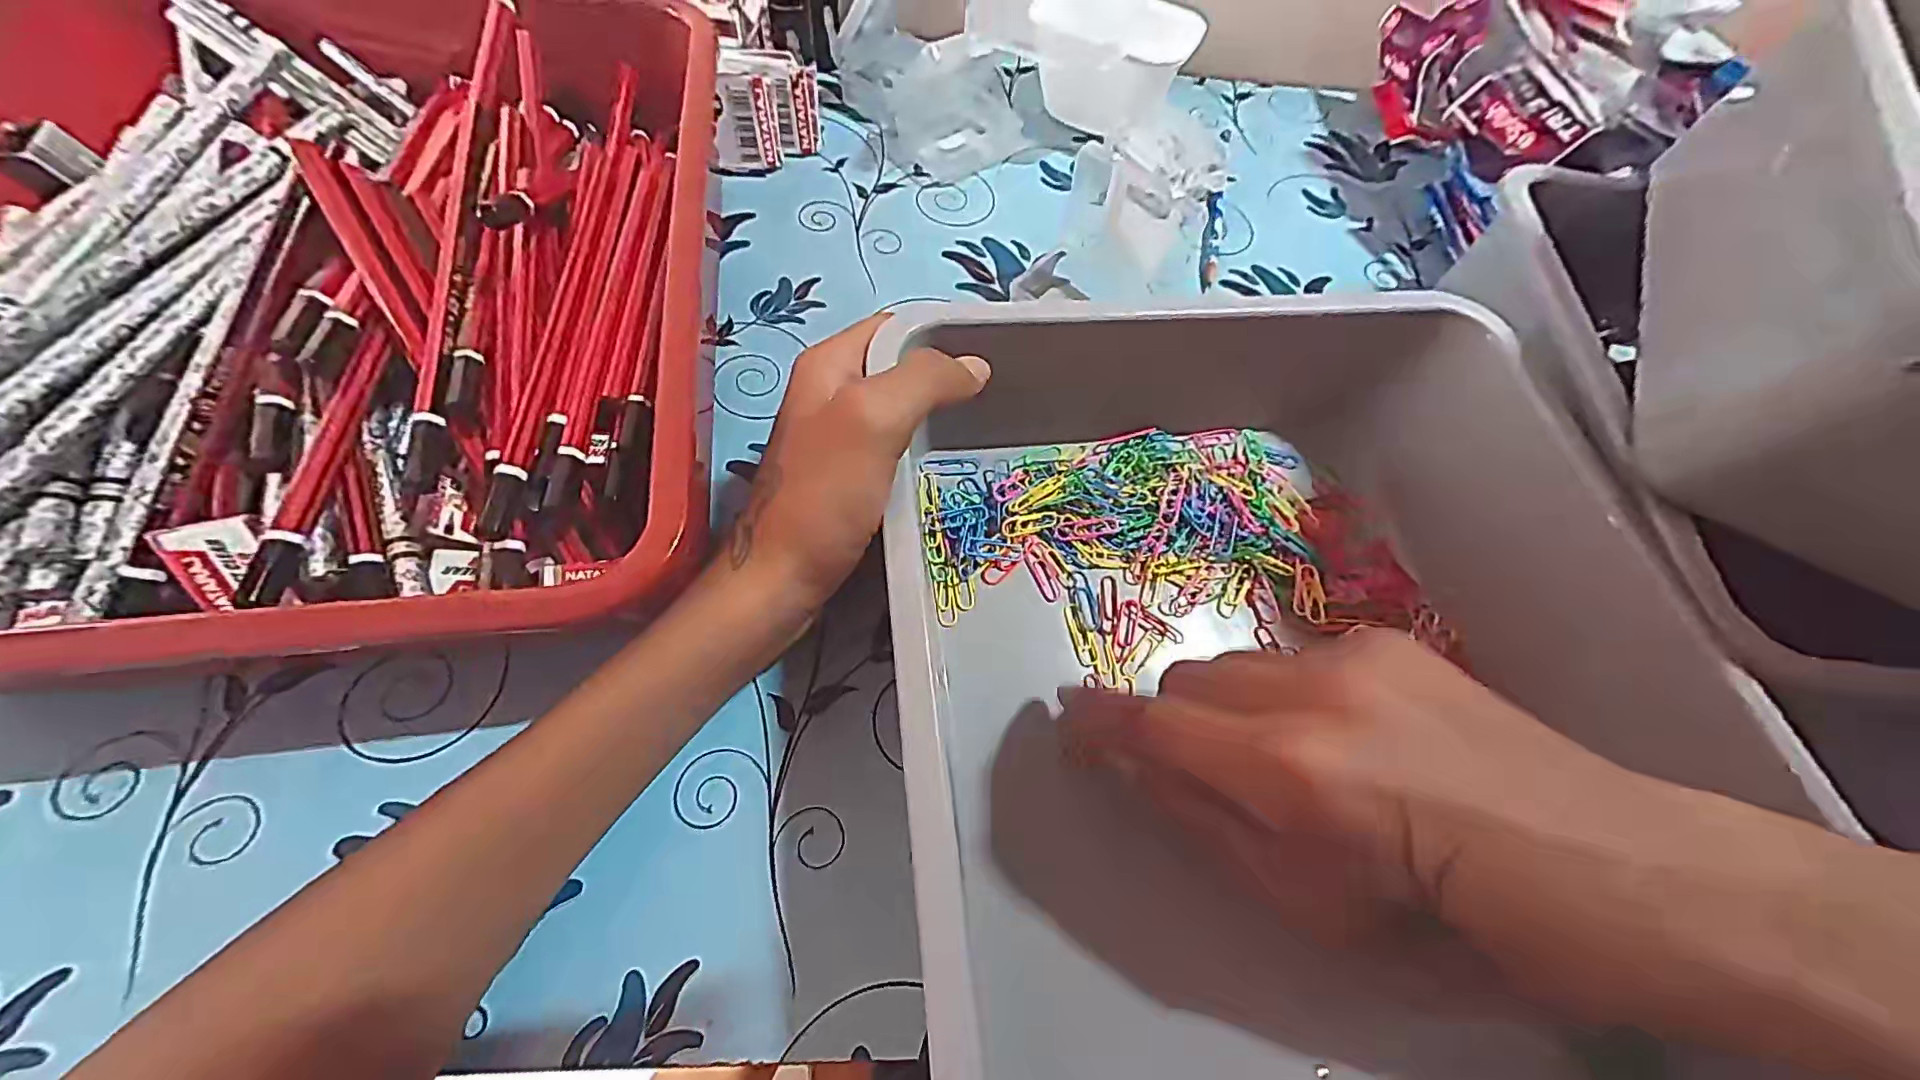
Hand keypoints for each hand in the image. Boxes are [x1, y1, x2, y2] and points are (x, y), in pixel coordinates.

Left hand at [724, 313, 989, 609]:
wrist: (783, 578)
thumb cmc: (823, 498)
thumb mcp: (873, 420)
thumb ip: (923, 380)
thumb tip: (973, 366)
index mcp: (829, 365)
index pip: (896, 327)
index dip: (941, 339)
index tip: (985, 364)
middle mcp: (831, 393)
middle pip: (901, 368)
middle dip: (943, 380)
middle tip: (987, 402)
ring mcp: (838, 435)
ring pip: (900, 408)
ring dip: (936, 417)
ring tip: (974, 431)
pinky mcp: (848, 473)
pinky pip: (894, 445)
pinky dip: (921, 448)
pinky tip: (941, 464)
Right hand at [1058, 630, 1651, 949]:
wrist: (1597, 863)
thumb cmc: (1438, 911)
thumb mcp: (1301, 898)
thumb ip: (1204, 821)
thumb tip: (1141, 769)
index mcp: (1287, 769)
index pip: (1156, 725)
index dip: (1101, 722)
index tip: (1071, 720)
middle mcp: (1308, 691)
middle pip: (1186, 678)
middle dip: (1169, 719)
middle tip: (1194, 765)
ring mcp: (1351, 653)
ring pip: (1235, 662)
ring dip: (1224, 704)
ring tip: (1280, 753)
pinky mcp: (1384, 638)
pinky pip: (1290, 654)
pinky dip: (1280, 690)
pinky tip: (1340, 732)